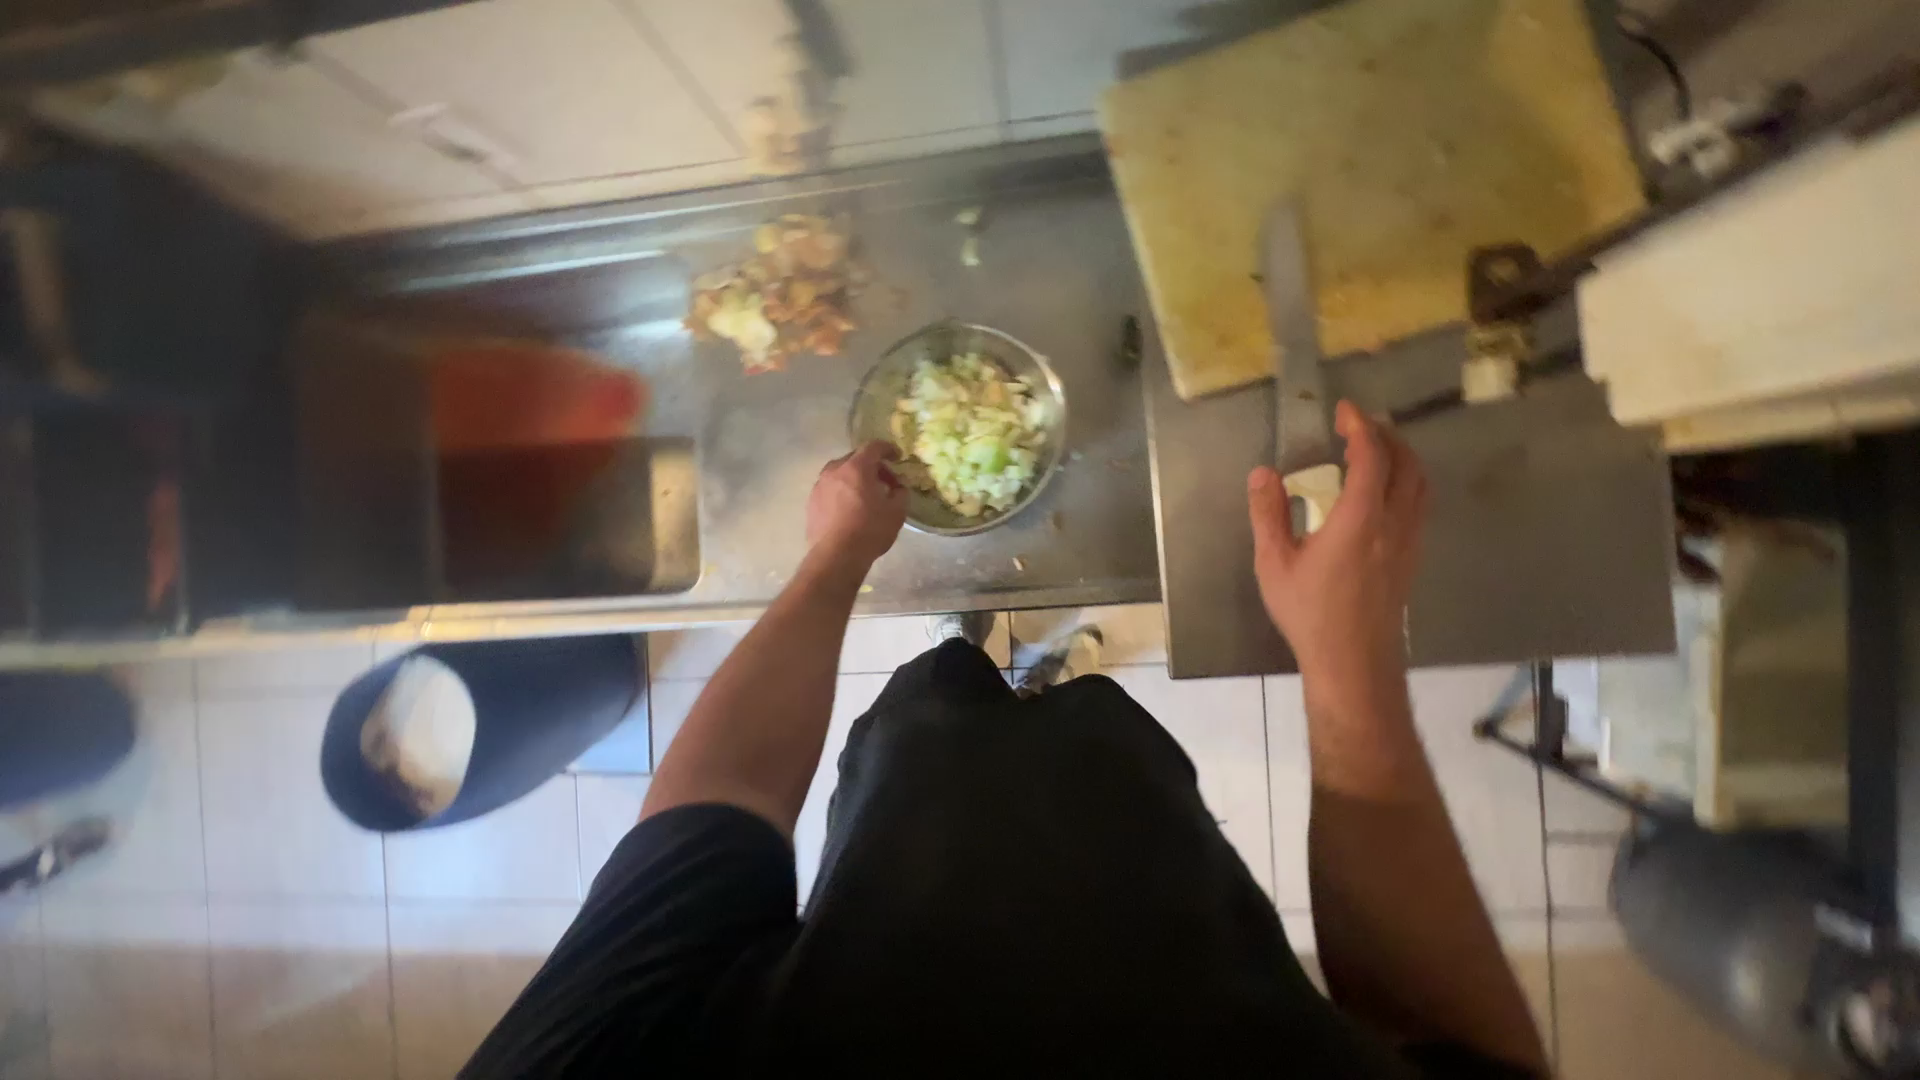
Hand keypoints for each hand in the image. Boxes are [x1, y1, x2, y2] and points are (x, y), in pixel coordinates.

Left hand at [807, 440, 908, 565]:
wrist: (836, 556)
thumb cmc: (869, 531)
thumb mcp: (896, 512)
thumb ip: (900, 494)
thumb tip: (898, 489)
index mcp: (856, 468)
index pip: (873, 447)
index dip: (887, 449)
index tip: (897, 457)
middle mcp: (834, 471)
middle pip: (855, 459)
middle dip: (871, 466)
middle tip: (884, 482)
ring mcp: (819, 486)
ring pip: (840, 474)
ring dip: (854, 479)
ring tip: (865, 496)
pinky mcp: (811, 502)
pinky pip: (830, 489)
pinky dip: (842, 492)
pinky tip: (849, 509)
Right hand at [1247, 401, 1427, 685]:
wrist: (1353, 661)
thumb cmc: (1309, 612)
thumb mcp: (1274, 563)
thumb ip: (1268, 514)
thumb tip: (1263, 473)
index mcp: (1359, 519)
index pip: (1370, 458)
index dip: (1359, 427)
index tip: (1343, 410)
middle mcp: (1393, 523)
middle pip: (1406, 464)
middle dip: (1386, 435)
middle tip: (1358, 425)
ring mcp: (1409, 541)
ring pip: (1420, 484)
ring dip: (1402, 457)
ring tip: (1374, 450)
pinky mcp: (1411, 558)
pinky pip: (1418, 504)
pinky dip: (1405, 481)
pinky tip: (1382, 491)